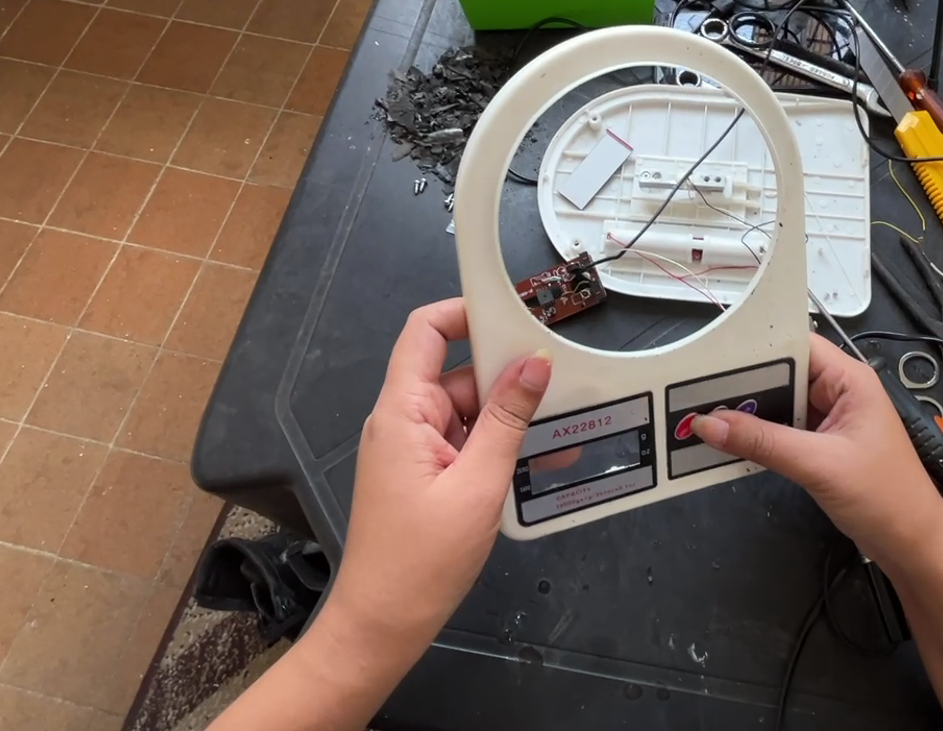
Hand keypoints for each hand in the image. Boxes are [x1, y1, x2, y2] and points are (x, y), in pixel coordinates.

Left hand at [323, 298, 550, 652]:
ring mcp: (416, 447)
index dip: (465, 312)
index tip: (514, 316)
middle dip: (508, 375)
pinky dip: (501, 444)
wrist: (381, 630)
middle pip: (460, 371)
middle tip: (559, 381)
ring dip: (512, 417)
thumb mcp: (478, 484)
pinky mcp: (427, 470)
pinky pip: (469, 440)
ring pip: (471, 408)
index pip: (425, 331)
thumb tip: (535, 364)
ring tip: (561, 427)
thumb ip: (508, 418)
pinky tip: (540, 456)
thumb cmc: (420, 563)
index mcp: (402, 412)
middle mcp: (405, 420)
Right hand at [689, 333, 942, 571]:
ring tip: (703, 409)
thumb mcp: (819, 465)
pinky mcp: (822, 444)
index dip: (756, 345)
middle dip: (743, 380)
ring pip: (779, 401)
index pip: (796, 344)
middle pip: (782, 372)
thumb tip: (708, 423)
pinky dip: (757, 432)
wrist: (916, 549)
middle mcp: (838, 391)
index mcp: (849, 379)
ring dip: (748, 408)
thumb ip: (762, 442)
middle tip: (695, 384)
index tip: (713, 352)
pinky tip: (728, 437)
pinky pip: (782, 428)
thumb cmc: (884, 498)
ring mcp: (830, 418)